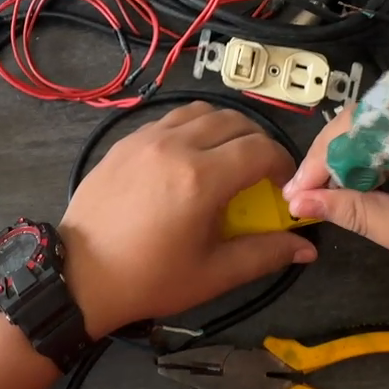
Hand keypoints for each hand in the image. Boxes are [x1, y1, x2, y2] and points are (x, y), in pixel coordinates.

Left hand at [59, 103, 316, 337]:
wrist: (81, 273)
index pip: (260, 149)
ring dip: (224, 128)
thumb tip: (307, 247)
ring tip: (226, 158)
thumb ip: (264, 253)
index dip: (282, 163)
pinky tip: (189, 156)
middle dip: (257, 142)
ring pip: (201, 111)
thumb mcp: (213, 273)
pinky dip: (191, 127)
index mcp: (201, 178)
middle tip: (259, 173)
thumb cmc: (150, 277)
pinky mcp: (126, 139)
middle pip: (234, 121)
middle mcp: (176, 145)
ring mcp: (146, 136)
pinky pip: (170, 118)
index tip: (282, 186)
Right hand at [283, 99, 388, 317]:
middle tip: (313, 191)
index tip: (297, 197)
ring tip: (339, 182)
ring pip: (385, 107)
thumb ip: (366, 217)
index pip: (362, 135)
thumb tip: (305, 202)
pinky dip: (382, 135)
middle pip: (368, 112)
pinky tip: (376, 166)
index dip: (321, 163)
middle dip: (333, 150)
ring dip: (355, 141)